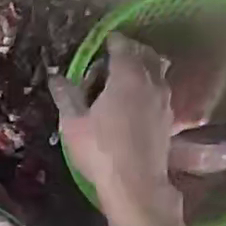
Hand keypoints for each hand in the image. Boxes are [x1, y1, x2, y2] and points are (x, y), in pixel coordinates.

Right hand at [49, 33, 182, 223]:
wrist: (135, 185)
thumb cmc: (100, 150)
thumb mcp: (73, 123)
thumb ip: (66, 95)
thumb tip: (55, 76)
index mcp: (127, 76)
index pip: (122, 46)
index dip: (112, 41)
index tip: (103, 42)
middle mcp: (151, 82)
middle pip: (146, 55)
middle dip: (132, 51)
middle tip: (115, 57)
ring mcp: (164, 102)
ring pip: (158, 73)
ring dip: (145, 68)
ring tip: (128, 77)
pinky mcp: (169, 121)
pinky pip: (161, 93)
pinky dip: (151, 88)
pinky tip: (138, 102)